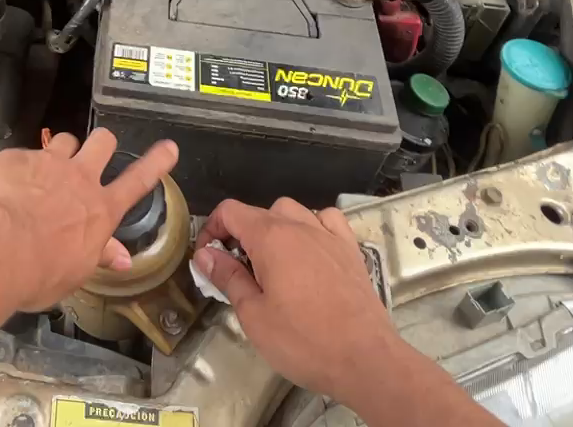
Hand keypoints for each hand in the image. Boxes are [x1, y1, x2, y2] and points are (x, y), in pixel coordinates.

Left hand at [0, 129, 177, 309]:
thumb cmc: (39, 274)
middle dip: (101, 144)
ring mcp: (48, 162)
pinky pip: (24, 154)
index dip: (155, 163)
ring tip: (45, 174)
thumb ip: (98, 255)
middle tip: (90, 158)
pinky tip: (5, 188)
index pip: (136, 182)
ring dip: (60, 153)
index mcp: (100, 210)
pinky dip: (19, 169)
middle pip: (103, 141)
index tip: (169, 147)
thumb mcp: (75, 272)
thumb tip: (124, 258)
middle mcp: (79, 178)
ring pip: (65, 139)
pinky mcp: (16, 157)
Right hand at [192, 198, 394, 399]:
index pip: (230, 211)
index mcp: (269, 237)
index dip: (212, 229)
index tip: (209, 257)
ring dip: (275, 226)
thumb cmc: (305, 341)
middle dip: (241, 234)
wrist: (367, 361)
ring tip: (272, 259)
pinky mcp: (350, 250)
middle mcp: (298, 226)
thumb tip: (206, 255)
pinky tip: (310, 247)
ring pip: (292, 211)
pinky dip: (313, 225)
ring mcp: (327, 235)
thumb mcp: (254, 315)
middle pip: (258, 212)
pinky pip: (327, 219)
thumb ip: (228, 278)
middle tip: (238, 270)